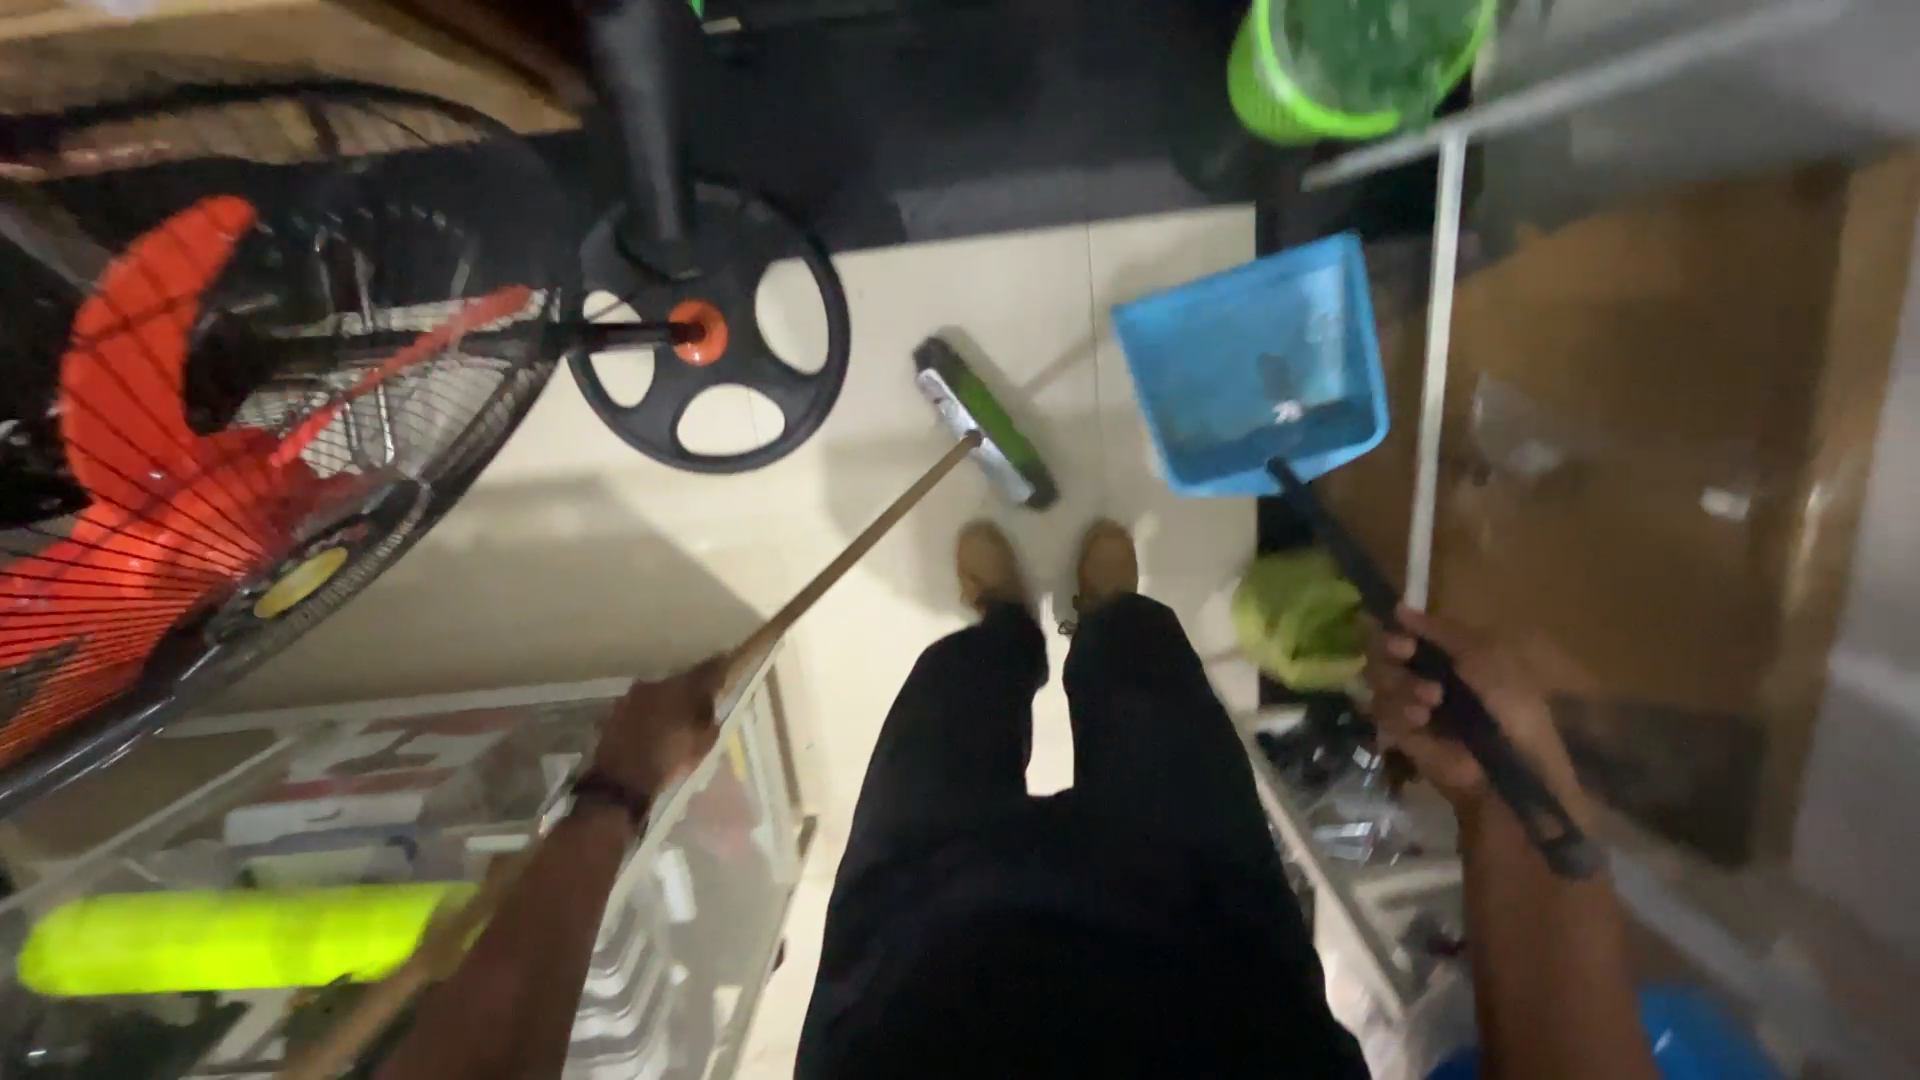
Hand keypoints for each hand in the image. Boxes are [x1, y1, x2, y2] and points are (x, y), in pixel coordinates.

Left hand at [592, 657, 726, 795]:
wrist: (619, 781)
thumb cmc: (668, 760)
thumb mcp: (703, 745)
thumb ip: (710, 721)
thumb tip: (709, 709)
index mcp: (683, 688)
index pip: (709, 669)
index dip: (721, 666)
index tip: (728, 663)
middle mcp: (657, 683)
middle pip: (682, 680)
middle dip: (692, 688)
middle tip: (700, 701)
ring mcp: (633, 695)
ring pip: (660, 691)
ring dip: (669, 700)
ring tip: (674, 717)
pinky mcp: (616, 709)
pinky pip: (642, 704)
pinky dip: (651, 711)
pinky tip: (654, 726)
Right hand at [1363, 606, 1583, 819]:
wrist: (1521, 768)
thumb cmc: (1516, 703)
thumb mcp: (1488, 654)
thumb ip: (1441, 630)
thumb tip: (1398, 609)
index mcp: (1456, 657)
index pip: (1408, 636)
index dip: (1398, 633)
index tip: (1403, 638)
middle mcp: (1432, 678)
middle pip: (1384, 655)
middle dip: (1391, 655)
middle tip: (1404, 657)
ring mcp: (1416, 708)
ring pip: (1378, 681)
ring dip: (1399, 684)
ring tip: (1429, 701)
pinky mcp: (1404, 737)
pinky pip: (1382, 713)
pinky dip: (1398, 712)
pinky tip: (1420, 720)